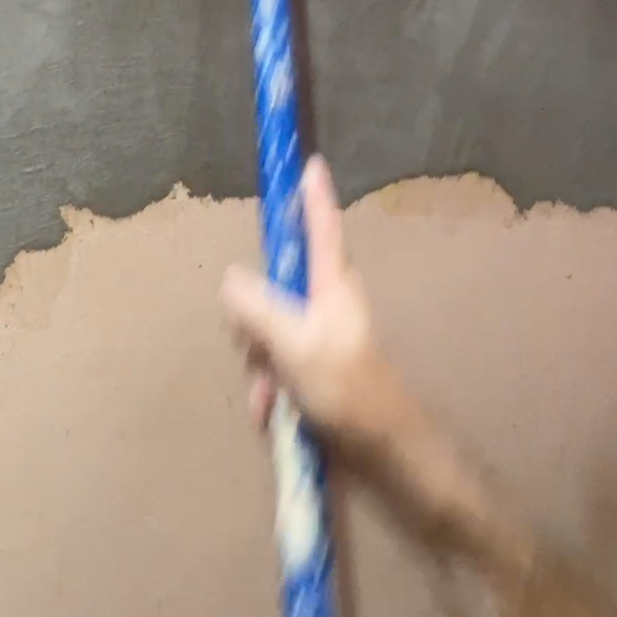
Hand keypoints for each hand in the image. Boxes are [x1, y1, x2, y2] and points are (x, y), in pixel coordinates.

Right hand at [219, 156, 416, 459]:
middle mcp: (324, 304)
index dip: (314, 197)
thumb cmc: (348, 390)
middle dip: (253, 322)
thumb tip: (230, 277)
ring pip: (267, 328)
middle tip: (256, 351)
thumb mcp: (295, 345)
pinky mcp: (313, 365)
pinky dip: (269, 386)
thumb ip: (259, 308)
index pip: (321, 230)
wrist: (386, 453)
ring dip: (259, 363)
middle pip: (272, 287)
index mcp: (331, 287)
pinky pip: (274, 361)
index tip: (312, 164)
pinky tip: (271, 413)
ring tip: (269, 397)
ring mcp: (318, 336)